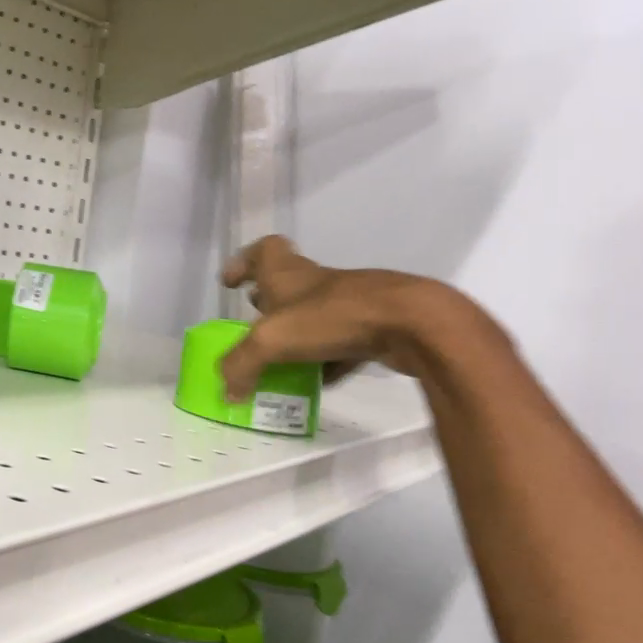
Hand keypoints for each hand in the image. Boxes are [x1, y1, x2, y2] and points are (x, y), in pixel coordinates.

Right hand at [217, 235, 464, 398]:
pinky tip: (320, 381)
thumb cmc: (332, 317)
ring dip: (298, 334)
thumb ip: (242, 365)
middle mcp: (317, 283)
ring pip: (315, 315)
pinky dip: (328, 360)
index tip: (232, 283)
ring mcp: (350, 304)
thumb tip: (227, 392)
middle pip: (287, 285)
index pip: (264, 250)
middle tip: (254, 326)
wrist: (414, 325)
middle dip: (269, 305)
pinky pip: (343, 344)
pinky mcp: (377, 328)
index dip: (244, 262)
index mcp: (288, 273)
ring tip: (282, 360)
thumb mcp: (270, 341)